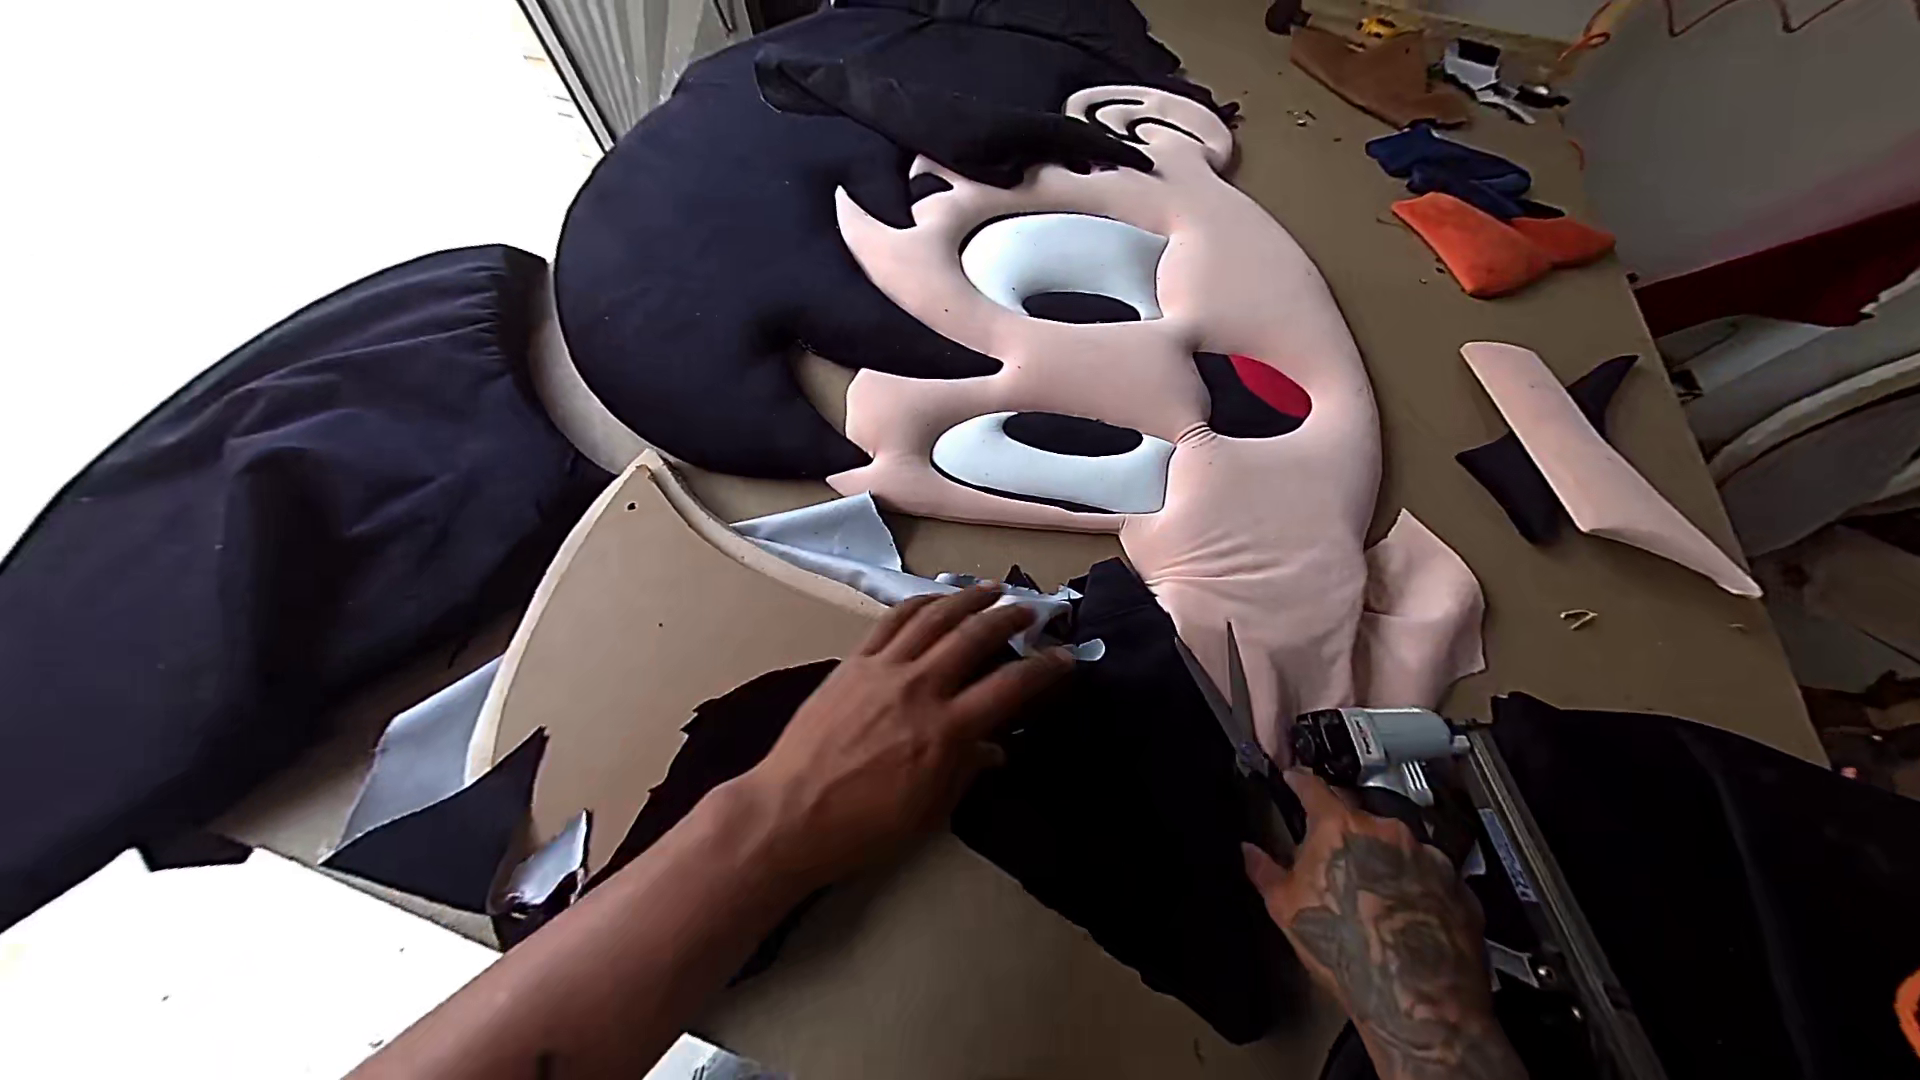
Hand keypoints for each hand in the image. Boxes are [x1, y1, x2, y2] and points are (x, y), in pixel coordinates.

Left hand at [727, 586, 1073, 890]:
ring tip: (991, 588)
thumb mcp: (928, 810)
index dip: (1046, 669)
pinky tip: (934, 598)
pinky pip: (892, 621)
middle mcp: (920, 687)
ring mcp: (884, 668)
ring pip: (935, 618)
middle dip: (1010, 617)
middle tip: (1031, 609)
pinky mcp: (854, 661)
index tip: (1065, 657)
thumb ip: (967, 770)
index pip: (1010, 687)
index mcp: (945, 730)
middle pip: (975, 637)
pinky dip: (918, 604)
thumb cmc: (863, 825)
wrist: (788, 813)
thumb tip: (997, 748)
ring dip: (968, 599)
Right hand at [1243, 770, 1526, 1079]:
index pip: (1312, 785)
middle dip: (1341, 826)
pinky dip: (1415, 881)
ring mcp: (1427, 857)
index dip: (1299, 781)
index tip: (1295, 779)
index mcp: (1337, 826)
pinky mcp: (1459, 887)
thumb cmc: (1349, 952)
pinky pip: (1430, 871)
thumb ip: (1263, 869)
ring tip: (1369, 890)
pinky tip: (1401, 909)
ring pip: (1395, 841)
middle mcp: (1385, 831)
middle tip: (1330, 855)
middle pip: (1356, 811)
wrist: (1416, 1004)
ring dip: (1381, 854)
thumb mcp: (1284, 906)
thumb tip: (1250, 853)